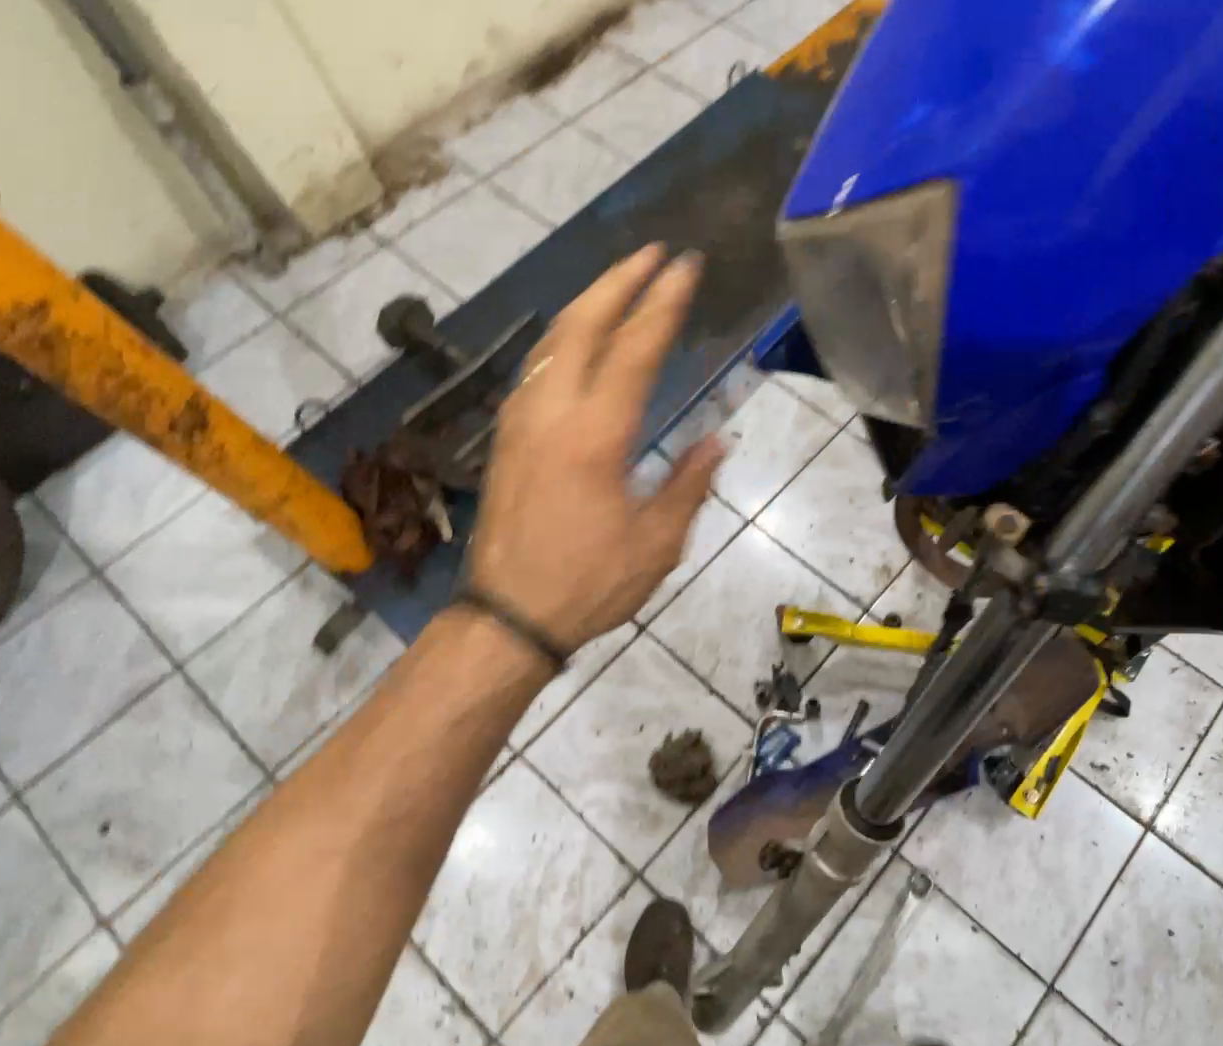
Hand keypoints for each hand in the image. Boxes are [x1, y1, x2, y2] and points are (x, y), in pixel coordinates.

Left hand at [465, 244, 723, 651]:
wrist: (508, 615)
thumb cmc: (590, 583)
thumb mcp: (658, 544)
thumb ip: (687, 484)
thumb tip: (715, 442)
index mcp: (595, 436)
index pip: (634, 350)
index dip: (662, 304)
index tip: (685, 268)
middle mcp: (552, 413)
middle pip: (581, 324)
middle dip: (619, 280)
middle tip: (653, 253)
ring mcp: (521, 421)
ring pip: (551, 340)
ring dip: (587, 302)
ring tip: (620, 281)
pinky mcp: (507, 436)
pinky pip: (537, 366)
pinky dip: (564, 336)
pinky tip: (579, 338)